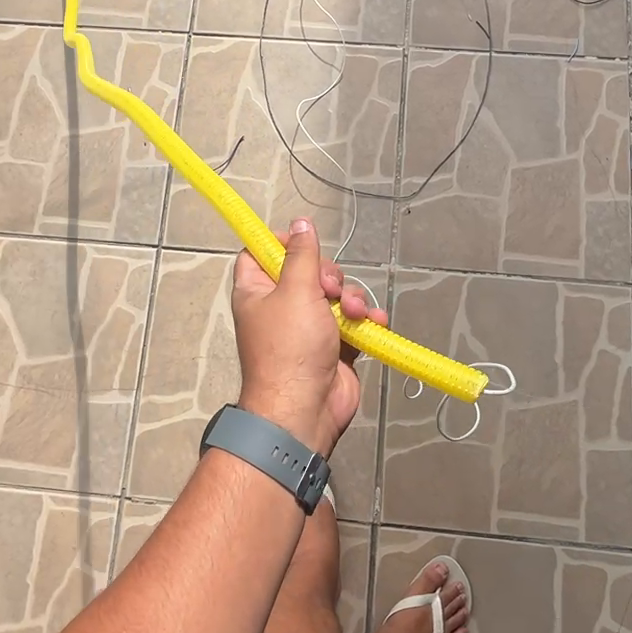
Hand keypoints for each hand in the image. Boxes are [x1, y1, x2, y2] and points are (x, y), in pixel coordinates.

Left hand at [231, 218, 384, 456]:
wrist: (306, 409)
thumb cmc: (291, 347)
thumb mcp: (295, 291)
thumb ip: (302, 255)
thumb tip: (300, 223)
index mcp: (258, 290)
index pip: (262, 252)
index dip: (282, 242)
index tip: (304, 241)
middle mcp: (280, 306)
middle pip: (308, 271)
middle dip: (329, 276)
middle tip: (330, 290)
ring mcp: (309, 326)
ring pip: (336, 295)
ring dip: (353, 299)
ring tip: (356, 314)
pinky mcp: (334, 344)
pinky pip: (353, 320)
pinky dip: (365, 320)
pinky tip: (373, 323)